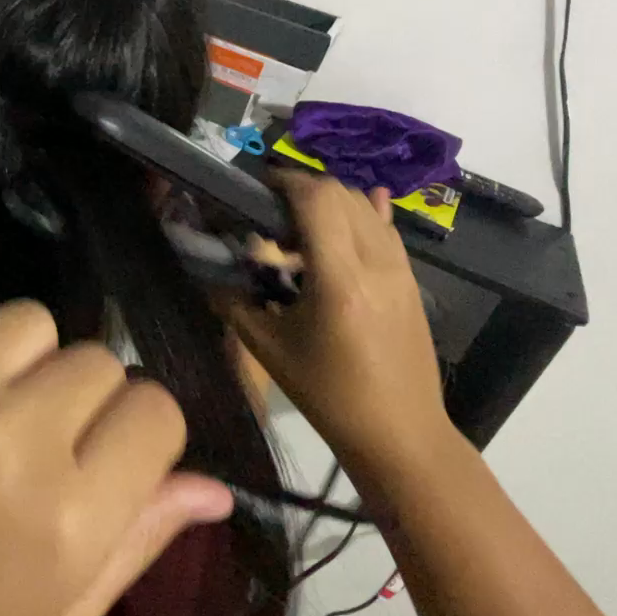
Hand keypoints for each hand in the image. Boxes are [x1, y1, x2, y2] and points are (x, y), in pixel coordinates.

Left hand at [0, 299, 233, 615]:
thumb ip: (134, 545)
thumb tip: (212, 484)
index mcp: (68, 520)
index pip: (156, 412)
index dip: (138, 433)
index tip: (106, 453)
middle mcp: (12, 439)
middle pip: (97, 358)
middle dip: (79, 399)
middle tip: (34, 444)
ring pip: (29, 319)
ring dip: (19, 360)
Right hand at [222, 173, 453, 477]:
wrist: (400, 433)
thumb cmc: (328, 394)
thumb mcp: (269, 349)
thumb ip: (234, 302)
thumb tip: (205, 270)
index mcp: (340, 280)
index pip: (317, 199)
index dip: (284, 182)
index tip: (254, 190)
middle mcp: (376, 263)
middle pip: (340, 194)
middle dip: (300, 192)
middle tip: (268, 218)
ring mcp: (400, 269)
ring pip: (364, 206)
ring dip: (327, 206)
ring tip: (297, 237)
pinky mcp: (411, 280)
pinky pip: (385, 229)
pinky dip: (358, 217)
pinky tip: (338, 226)